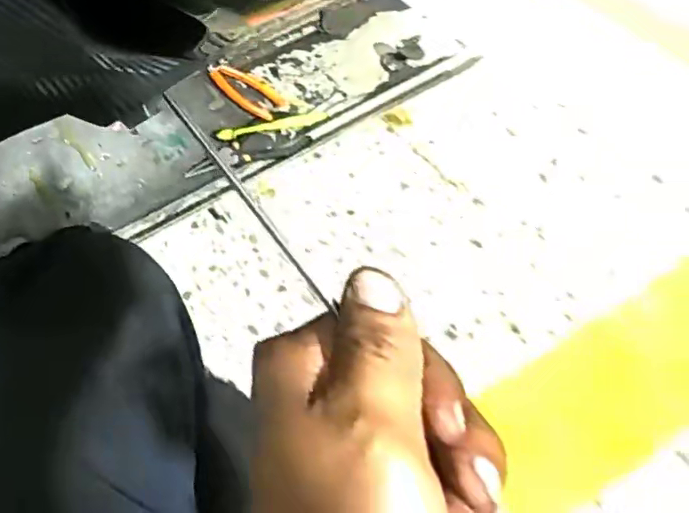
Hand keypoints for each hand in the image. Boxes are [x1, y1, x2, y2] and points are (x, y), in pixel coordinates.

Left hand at [251, 268, 507, 512]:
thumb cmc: (354, 503)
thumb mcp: (368, 418)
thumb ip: (377, 349)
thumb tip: (370, 273)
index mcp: (298, 360)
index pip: (370, 327)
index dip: (420, 370)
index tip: (437, 418)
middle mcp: (316, 389)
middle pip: (408, 379)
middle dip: (451, 428)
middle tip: (460, 476)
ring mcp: (348, 438)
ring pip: (431, 431)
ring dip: (463, 471)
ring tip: (460, 509)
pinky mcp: (378, 482)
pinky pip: (434, 472)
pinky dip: (456, 498)